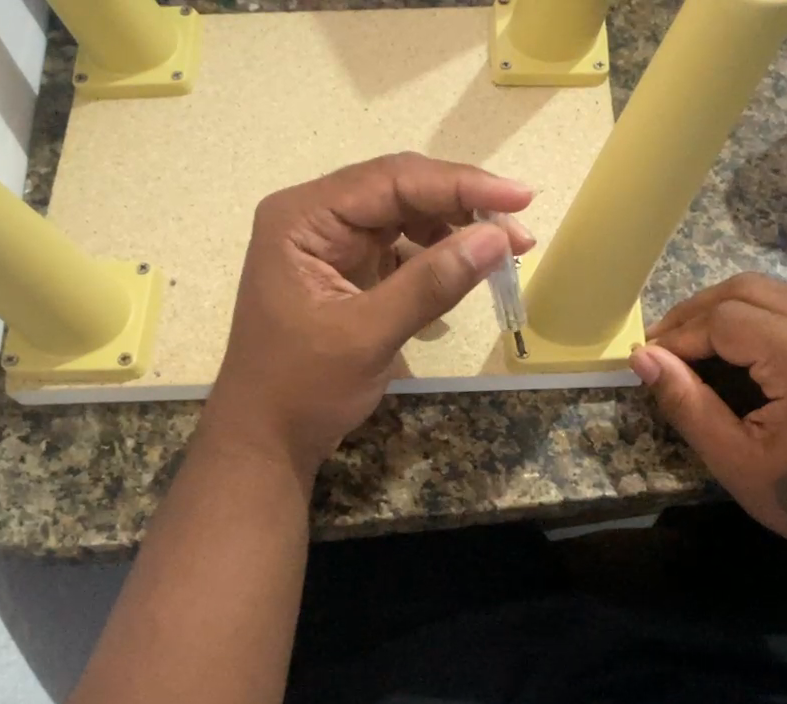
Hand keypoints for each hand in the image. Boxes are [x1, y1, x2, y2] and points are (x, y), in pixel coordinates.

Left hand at [198, 153, 536, 481]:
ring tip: (502, 255)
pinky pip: (397, 254)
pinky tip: (463, 277)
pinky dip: (432, 263)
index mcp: (303, 218)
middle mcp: (314, 220)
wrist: (266, 441)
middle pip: (399, 193)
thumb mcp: (368, 335)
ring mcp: (329, 248)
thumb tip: (497, 240)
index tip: (519, 198)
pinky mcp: (344, 276)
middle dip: (462, 209)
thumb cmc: (303, 389)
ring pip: (402, 221)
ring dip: (452, 234)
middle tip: (520, 233)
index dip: (460, 185)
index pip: (391, 180)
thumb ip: (431, 284)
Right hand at [631, 273, 786, 584]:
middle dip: (698, 312)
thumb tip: (643, 358)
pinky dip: (762, 319)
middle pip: (751, 289)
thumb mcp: (733, 458)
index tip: (648, 358)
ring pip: (778, 293)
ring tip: (693, 345)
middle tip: (662, 343)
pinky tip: (739, 351)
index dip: (679, 335)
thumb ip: (686, 403)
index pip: (725, 319)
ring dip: (729, 310)